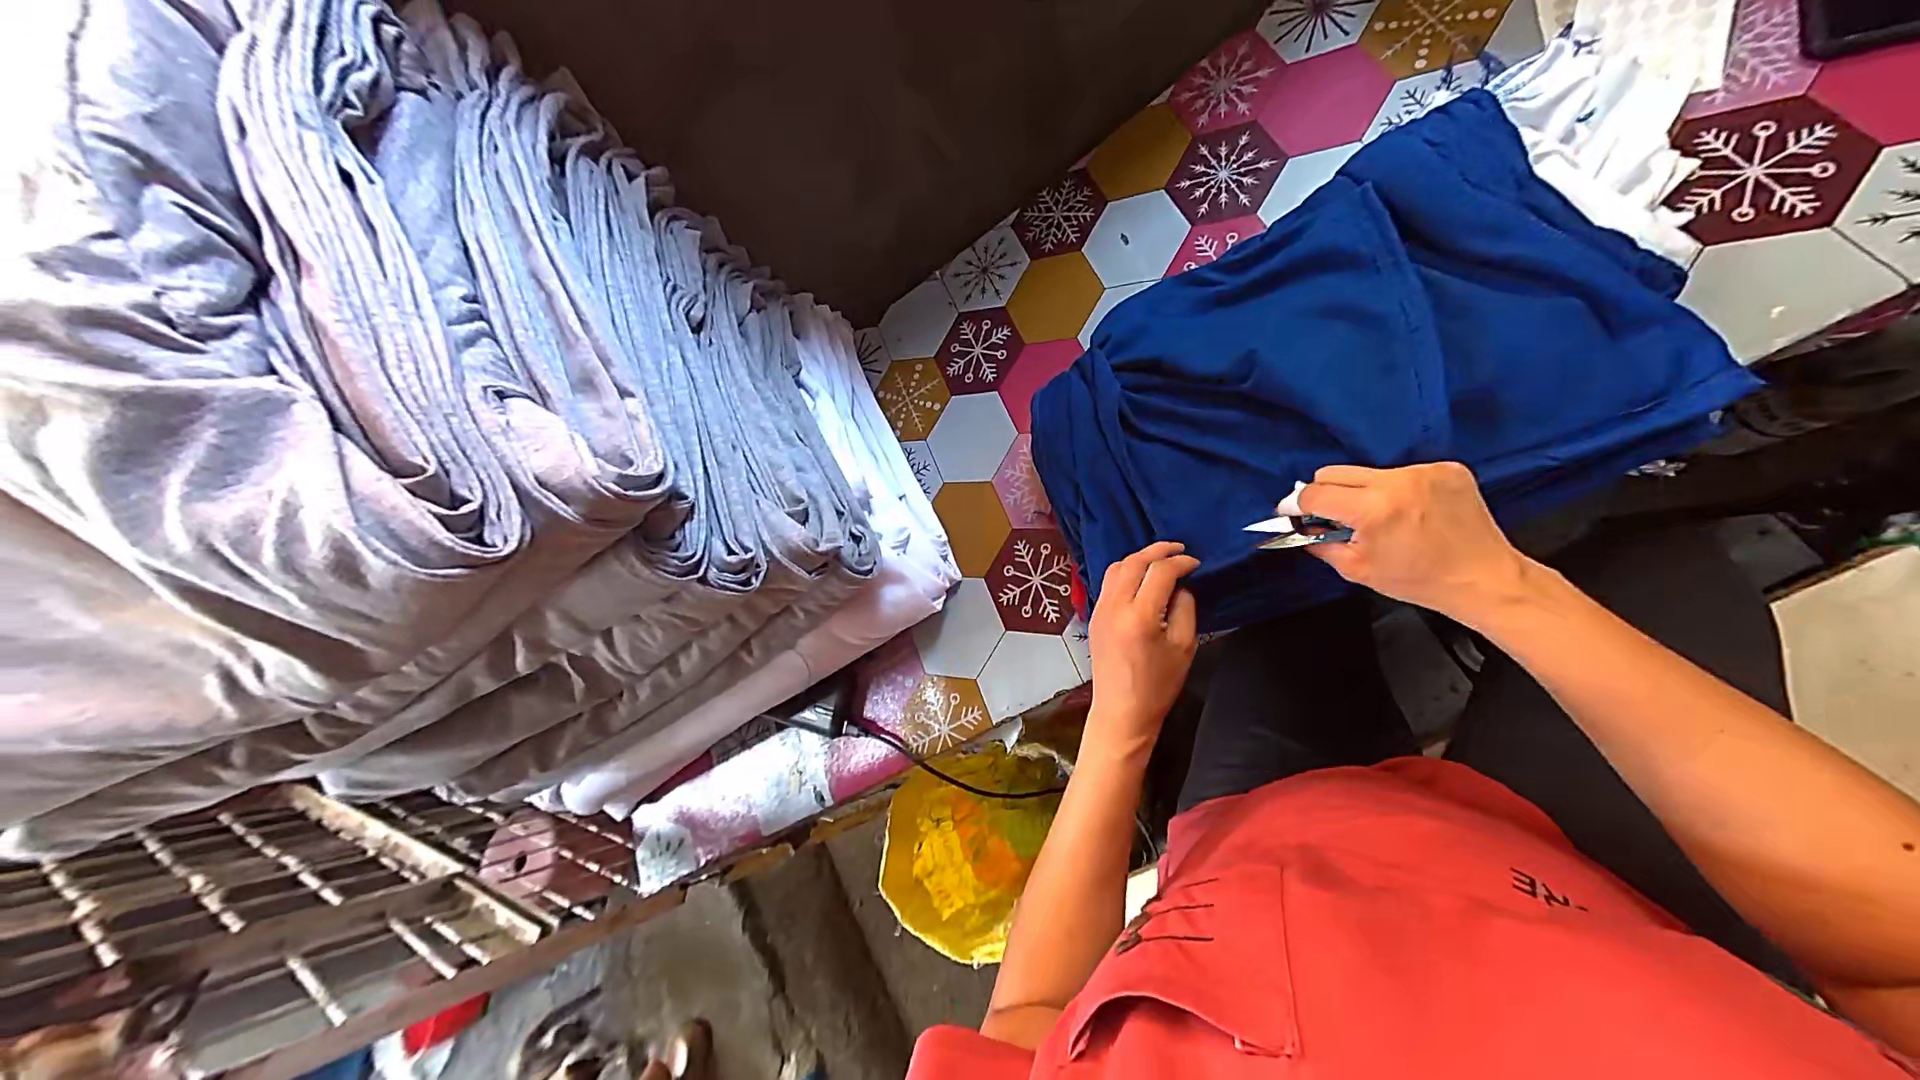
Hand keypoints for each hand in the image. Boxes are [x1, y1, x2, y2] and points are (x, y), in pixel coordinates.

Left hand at [1086, 542, 1199, 764]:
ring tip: (1161, 559)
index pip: (1160, 571)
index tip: (1196, 564)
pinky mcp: (1094, 616)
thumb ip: (1185, 608)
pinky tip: (1142, 576)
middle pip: (1134, 562)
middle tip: (1179, 549)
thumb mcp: (1184, 646)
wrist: (1121, 712)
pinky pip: (1109, 583)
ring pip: (1116, 568)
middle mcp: (1114, 606)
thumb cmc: (1157, 686)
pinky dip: (1126, 572)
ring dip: (1139, 558)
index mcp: (1139, 615)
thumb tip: (1181, 586)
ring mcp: (1100, 610)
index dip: (1180, 562)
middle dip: (1158, 551)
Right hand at [1297, 462, 1534, 624]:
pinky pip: (1400, 472)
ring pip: (1366, 472)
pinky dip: (1394, 490)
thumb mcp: (1356, 568)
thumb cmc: (1420, 579)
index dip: (1297, 504)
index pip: (1315, 493)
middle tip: (1330, 516)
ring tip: (1377, 518)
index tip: (1291, 511)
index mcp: (1373, 509)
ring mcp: (1425, 472)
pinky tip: (1407, 511)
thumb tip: (1300, 526)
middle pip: (1334, 473)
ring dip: (1361, 492)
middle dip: (1325, 494)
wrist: (1483, 578)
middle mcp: (1398, 482)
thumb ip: (1320, 542)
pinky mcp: (1446, 468)